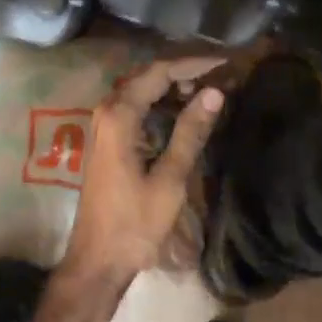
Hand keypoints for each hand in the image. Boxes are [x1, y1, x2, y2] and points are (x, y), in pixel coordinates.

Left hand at [66, 58, 224, 278]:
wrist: (98, 258)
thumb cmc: (135, 223)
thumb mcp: (170, 179)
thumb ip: (190, 132)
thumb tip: (215, 92)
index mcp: (119, 115)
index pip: (158, 72)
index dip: (191, 64)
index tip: (223, 62)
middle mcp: (106, 109)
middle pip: (147, 75)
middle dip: (183, 70)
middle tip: (219, 73)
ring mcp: (103, 122)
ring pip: (140, 88)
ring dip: (172, 85)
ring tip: (208, 88)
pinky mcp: (107, 137)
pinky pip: (134, 105)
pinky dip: (160, 101)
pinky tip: (183, 110)